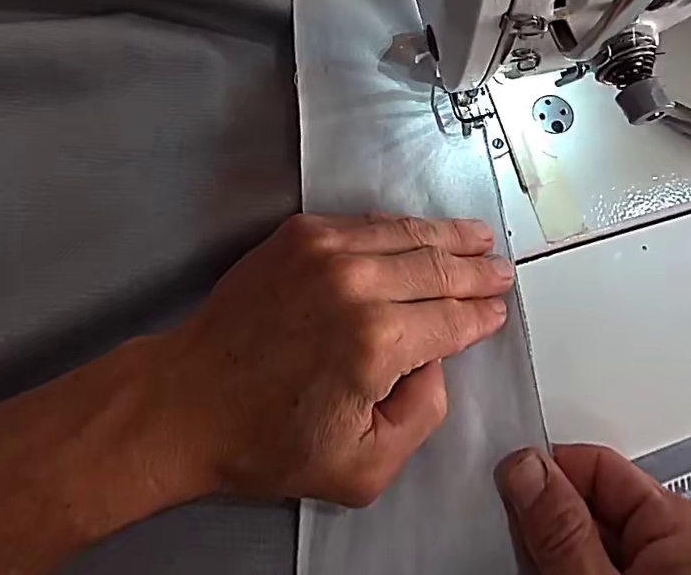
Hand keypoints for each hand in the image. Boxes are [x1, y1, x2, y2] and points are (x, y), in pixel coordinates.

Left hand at [157, 213, 513, 505]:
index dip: (481, 314)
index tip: (496, 309)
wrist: (190, 397)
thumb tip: (436, 360)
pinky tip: (420, 229)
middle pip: (439, 269)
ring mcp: (327, 251)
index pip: (452, 319)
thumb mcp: (362, 469)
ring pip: (409, 234)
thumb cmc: (267, 437)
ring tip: (477, 236)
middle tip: (500, 269)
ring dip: (450, 236)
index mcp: (377, 343)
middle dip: (478, 270)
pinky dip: (401, 226)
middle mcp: (356, 285)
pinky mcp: (303, 233)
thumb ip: (422, 415)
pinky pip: (368, 222)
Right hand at [498, 445, 690, 574]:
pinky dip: (580, 567)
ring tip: (534, 562)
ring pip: (600, 538)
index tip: (508, 490)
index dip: (546, 474)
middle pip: (597, 502)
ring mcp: (686, 574)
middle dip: (552, 517)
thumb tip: (525, 468)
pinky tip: (555, 572)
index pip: (598, 464)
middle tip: (520, 546)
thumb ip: (563, 530)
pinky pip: (614, 563)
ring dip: (562, 549)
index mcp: (690, 527)